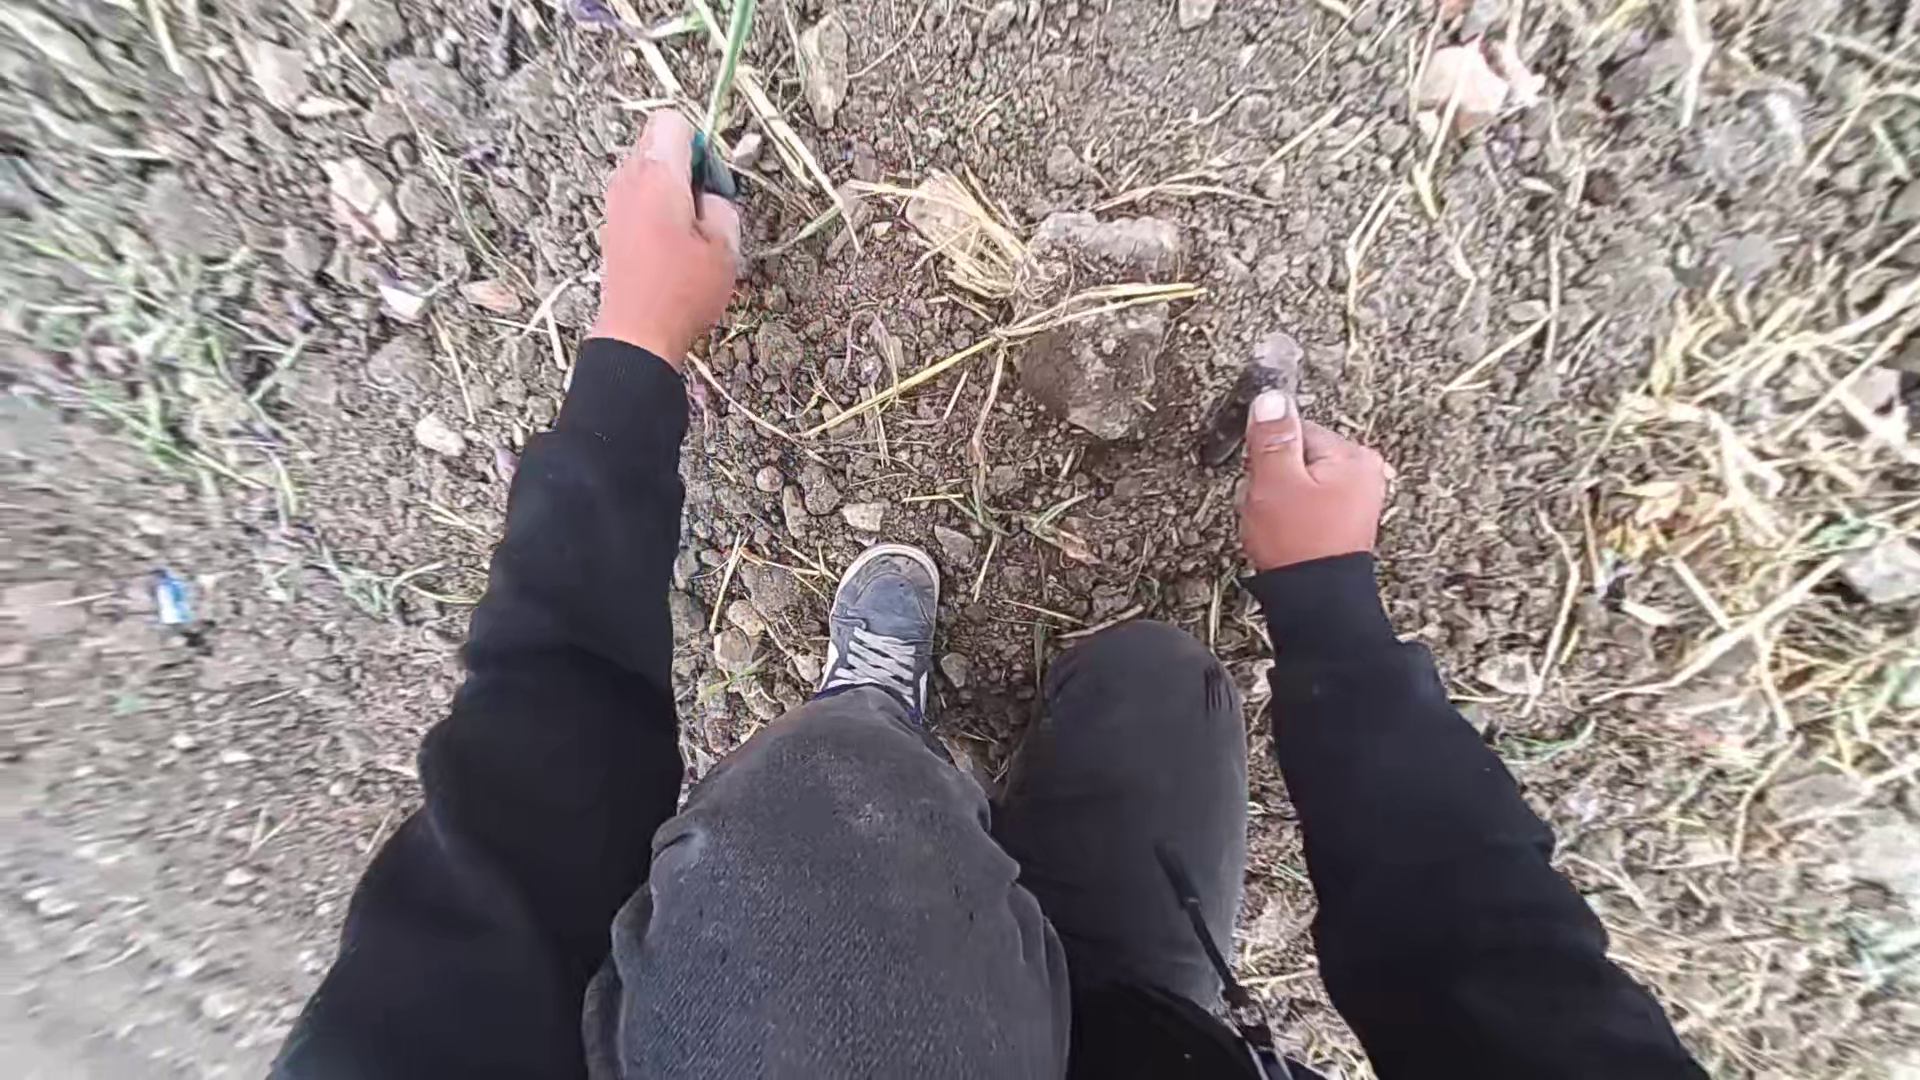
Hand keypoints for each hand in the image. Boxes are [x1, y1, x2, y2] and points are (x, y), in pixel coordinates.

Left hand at [588, 110, 740, 366]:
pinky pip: (639, 200)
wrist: (639, 332)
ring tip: (692, 237)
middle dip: (689, 170)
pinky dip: (659, 213)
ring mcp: (615, 203)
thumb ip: (725, 209)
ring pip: (649, 174)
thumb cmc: (684, 291)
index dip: (703, 148)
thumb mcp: (725, 251)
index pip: (675, 123)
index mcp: (659, 175)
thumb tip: (713, 198)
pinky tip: (673, 250)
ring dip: (674, 194)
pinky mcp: (612, 227)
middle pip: (658, 145)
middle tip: (709, 214)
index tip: (715, 187)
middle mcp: (629, 178)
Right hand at [1239, 390, 1388, 571]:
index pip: (1294, 431)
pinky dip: (1287, 513)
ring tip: (1275, 522)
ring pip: (1295, 480)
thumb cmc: (1297, 542)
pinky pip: (1303, 501)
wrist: (1314, 598)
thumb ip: (1272, 438)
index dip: (1266, 455)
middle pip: (1295, 455)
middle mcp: (1361, 472)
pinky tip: (1282, 532)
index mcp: (1351, 456)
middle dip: (1270, 478)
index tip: (1260, 478)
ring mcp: (1353, 497)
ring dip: (1275, 498)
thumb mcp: (1274, 482)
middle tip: (1268, 504)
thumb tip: (1271, 398)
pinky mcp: (1341, 519)